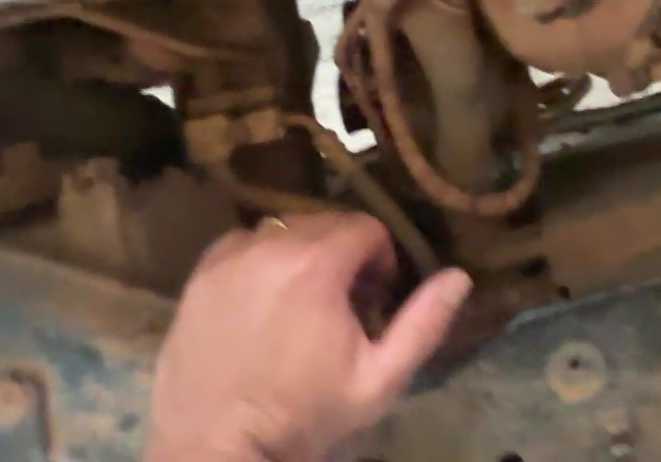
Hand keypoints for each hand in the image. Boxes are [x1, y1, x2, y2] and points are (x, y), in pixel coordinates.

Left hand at [146, 213, 471, 461]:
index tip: (374, 298)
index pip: (367, 227)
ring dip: (305, 251)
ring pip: (287, 228)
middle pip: (328, 222)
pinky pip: (245, 241)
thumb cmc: (301, 417)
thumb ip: (423, 325)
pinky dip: (262, 256)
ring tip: (303, 299)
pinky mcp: (200, 275)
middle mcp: (272, 246)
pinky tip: (265, 295)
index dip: (380, 259)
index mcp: (317, 265)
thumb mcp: (378, 382)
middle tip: (342, 303)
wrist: (212, 456)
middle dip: (345, 254)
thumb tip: (459, 276)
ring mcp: (231, 258)